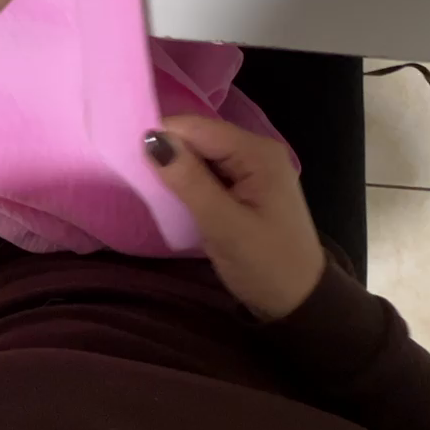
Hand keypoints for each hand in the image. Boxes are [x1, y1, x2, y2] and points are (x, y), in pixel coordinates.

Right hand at [146, 116, 326, 319]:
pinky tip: (174, 199)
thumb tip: (151, 140)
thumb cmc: (266, 264)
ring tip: (152, 191)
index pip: (196, 127)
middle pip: (198, 137)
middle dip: (168, 153)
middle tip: (138, 182)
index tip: (130, 161)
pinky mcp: (245, 187)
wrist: (299, 302)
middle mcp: (256, 150)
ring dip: (176, 169)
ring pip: (200, 154)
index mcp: (257, 152)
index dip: (162, 138)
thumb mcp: (223, 225)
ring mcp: (252, 168)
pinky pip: (208, 172)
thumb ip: (188, 180)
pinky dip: (189, 182)